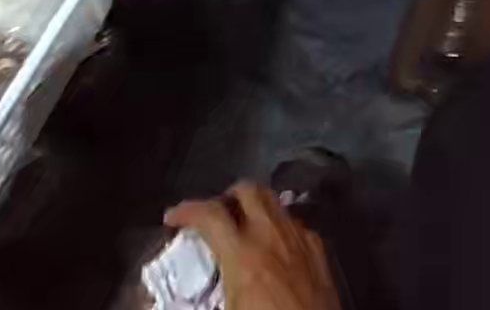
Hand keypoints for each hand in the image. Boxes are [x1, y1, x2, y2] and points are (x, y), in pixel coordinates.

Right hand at [166, 181, 340, 309]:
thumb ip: (203, 303)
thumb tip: (175, 301)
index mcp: (244, 258)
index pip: (212, 216)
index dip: (188, 211)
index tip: (172, 217)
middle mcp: (272, 236)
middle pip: (248, 190)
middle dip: (226, 197)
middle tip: (213, 218)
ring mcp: (299, 235)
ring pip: (273, 199)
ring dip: (252, 205)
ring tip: (238, 226)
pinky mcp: (317, 244)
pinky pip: (292, 220)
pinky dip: (275, 223)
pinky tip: (270, 246)